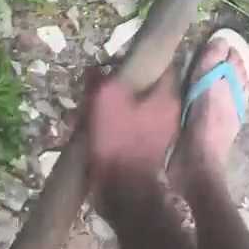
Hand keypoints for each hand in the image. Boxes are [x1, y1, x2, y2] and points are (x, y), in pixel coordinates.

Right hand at [83, 71, 180, 188]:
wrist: (124, 190)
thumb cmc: (119, 138)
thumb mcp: (105, 98)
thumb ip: (102, 78)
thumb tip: (96, 70)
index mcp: (166, 96)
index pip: (160, 64)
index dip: (137, 58)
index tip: (117, 60)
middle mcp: (167, 114)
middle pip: (140, 88)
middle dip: (113, 88)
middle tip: (91, 90)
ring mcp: (156, 134)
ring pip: (129, 109)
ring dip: (105, 109)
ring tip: (80, 114)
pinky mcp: (143, 151)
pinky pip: (124, 129)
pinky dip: (107, 127)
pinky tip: (85, 132)